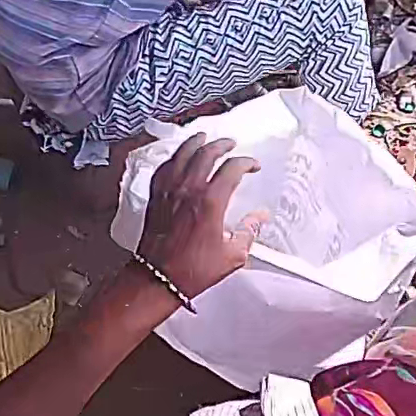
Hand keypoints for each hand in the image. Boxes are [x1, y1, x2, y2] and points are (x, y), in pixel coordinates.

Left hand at [138, 135, 268, 300]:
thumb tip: (259, 218)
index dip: (246, 163)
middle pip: (206, 153)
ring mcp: (169, 190)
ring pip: (182, 155)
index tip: (252, 166)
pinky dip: (174, 158)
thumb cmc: (193, 269)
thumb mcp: (232, 255)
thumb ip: (249, 232)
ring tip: (203, 137)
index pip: (232, 168)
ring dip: (196, 142)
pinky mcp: (156, 196)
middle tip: (230, 143)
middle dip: (222, 145)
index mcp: (211, 201)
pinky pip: (164, 167)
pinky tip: (178, 157)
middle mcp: (189, 189)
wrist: (158, 278)